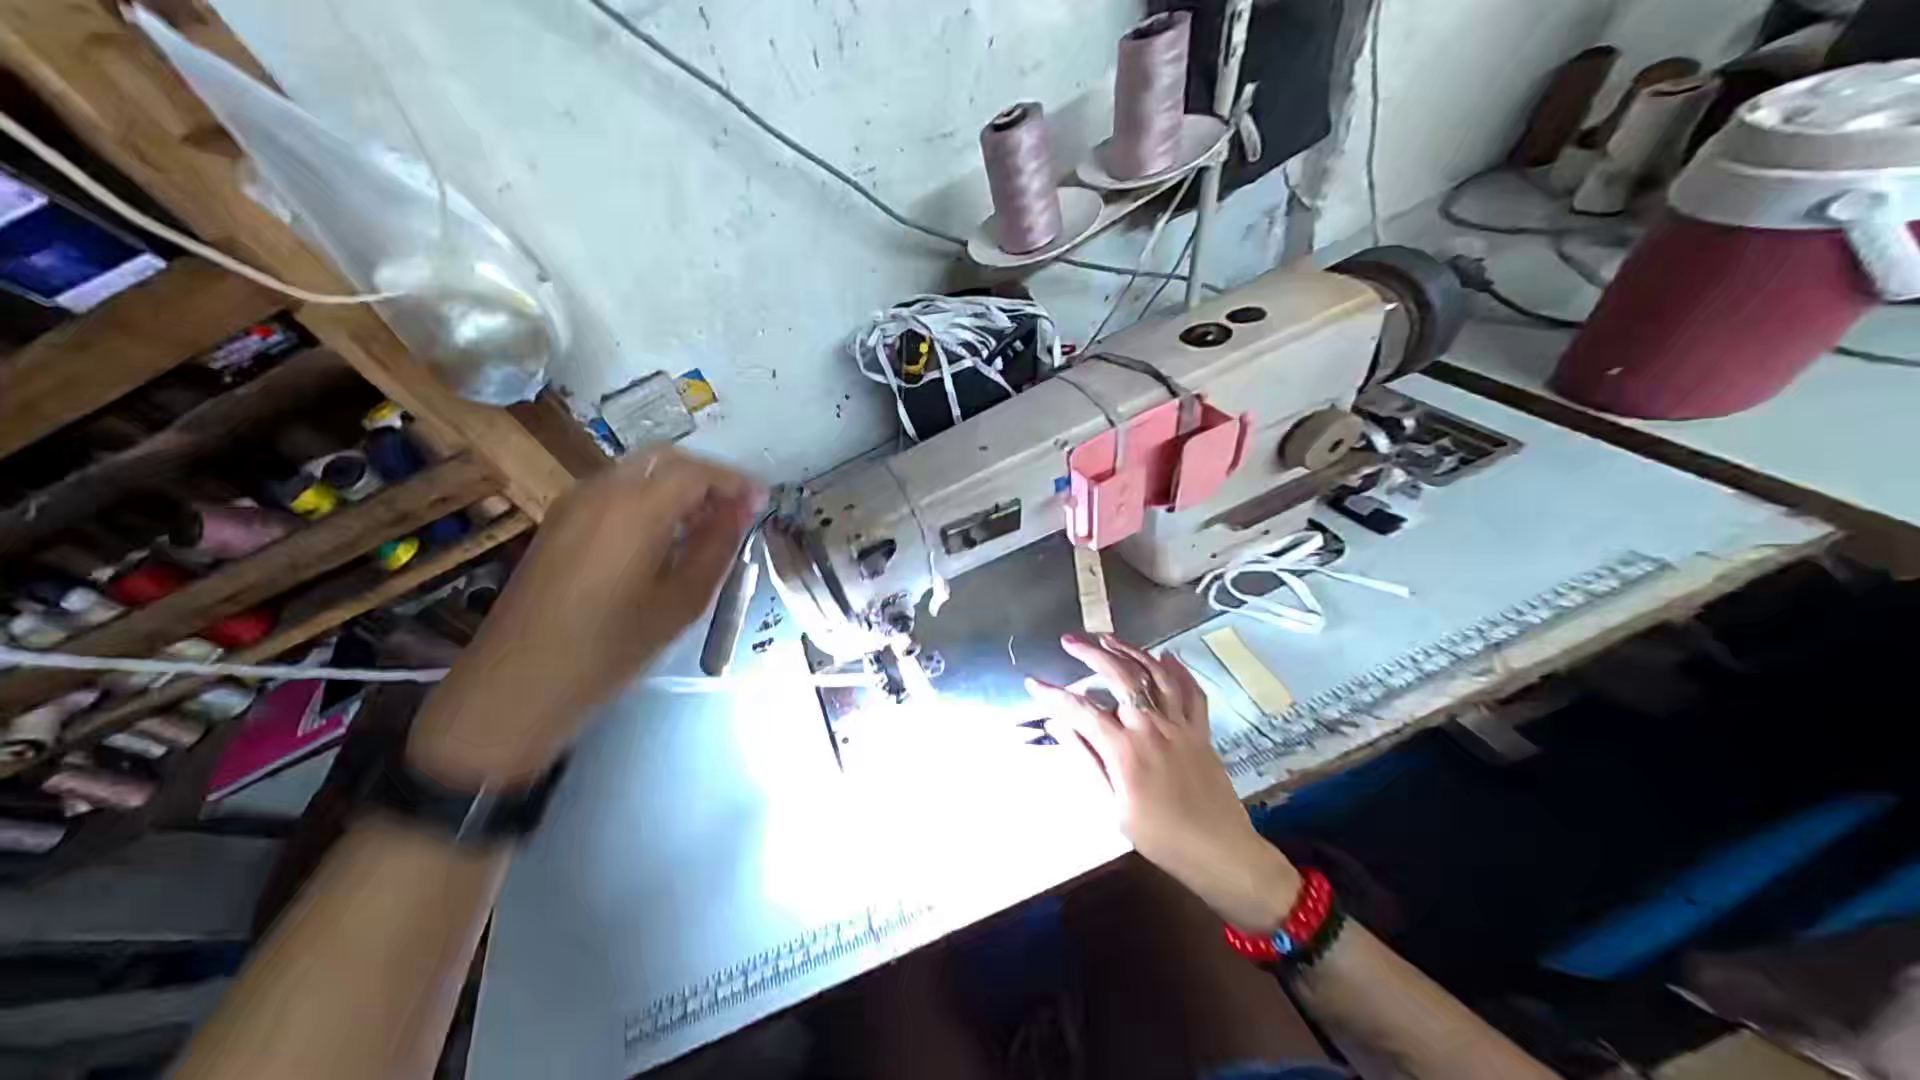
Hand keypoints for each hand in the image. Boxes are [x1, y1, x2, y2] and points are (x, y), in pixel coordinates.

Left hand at [409, 448, 762, 785]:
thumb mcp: (682, 601)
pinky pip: (614, 490)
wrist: (518, 682)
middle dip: (707, 476)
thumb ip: (716, 546)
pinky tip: (662, 535)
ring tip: (704, 523)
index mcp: (635, 508)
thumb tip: (740, 510)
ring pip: (637, 472)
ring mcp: (573, 504)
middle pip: (665, 460)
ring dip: (677, 485)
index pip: (697, 472)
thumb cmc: (612, 647)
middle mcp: (601, 491)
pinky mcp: (558, 522)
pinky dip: (648, 497)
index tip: (762, 501)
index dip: (735, 481)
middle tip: (736, 508)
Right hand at [1027, 633, 1300, 931]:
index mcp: (1125, 749)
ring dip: (1130, 651)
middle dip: (1092, 654)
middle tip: (1070, 641)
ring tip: (1109, 639)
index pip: (1081, 711)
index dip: (1054, 695)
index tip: (1033, 683)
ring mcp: (1180, 726)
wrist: (1219, 851)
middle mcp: (1152, 727)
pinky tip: (1166, 657)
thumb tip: (1060, 727)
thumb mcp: (1113, 807)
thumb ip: (1087, 760)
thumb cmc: (1160, 837)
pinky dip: (1178, 671)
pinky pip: (1191, 692)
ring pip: (1156, 675)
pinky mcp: (1201, 731)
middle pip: (1121, 676)